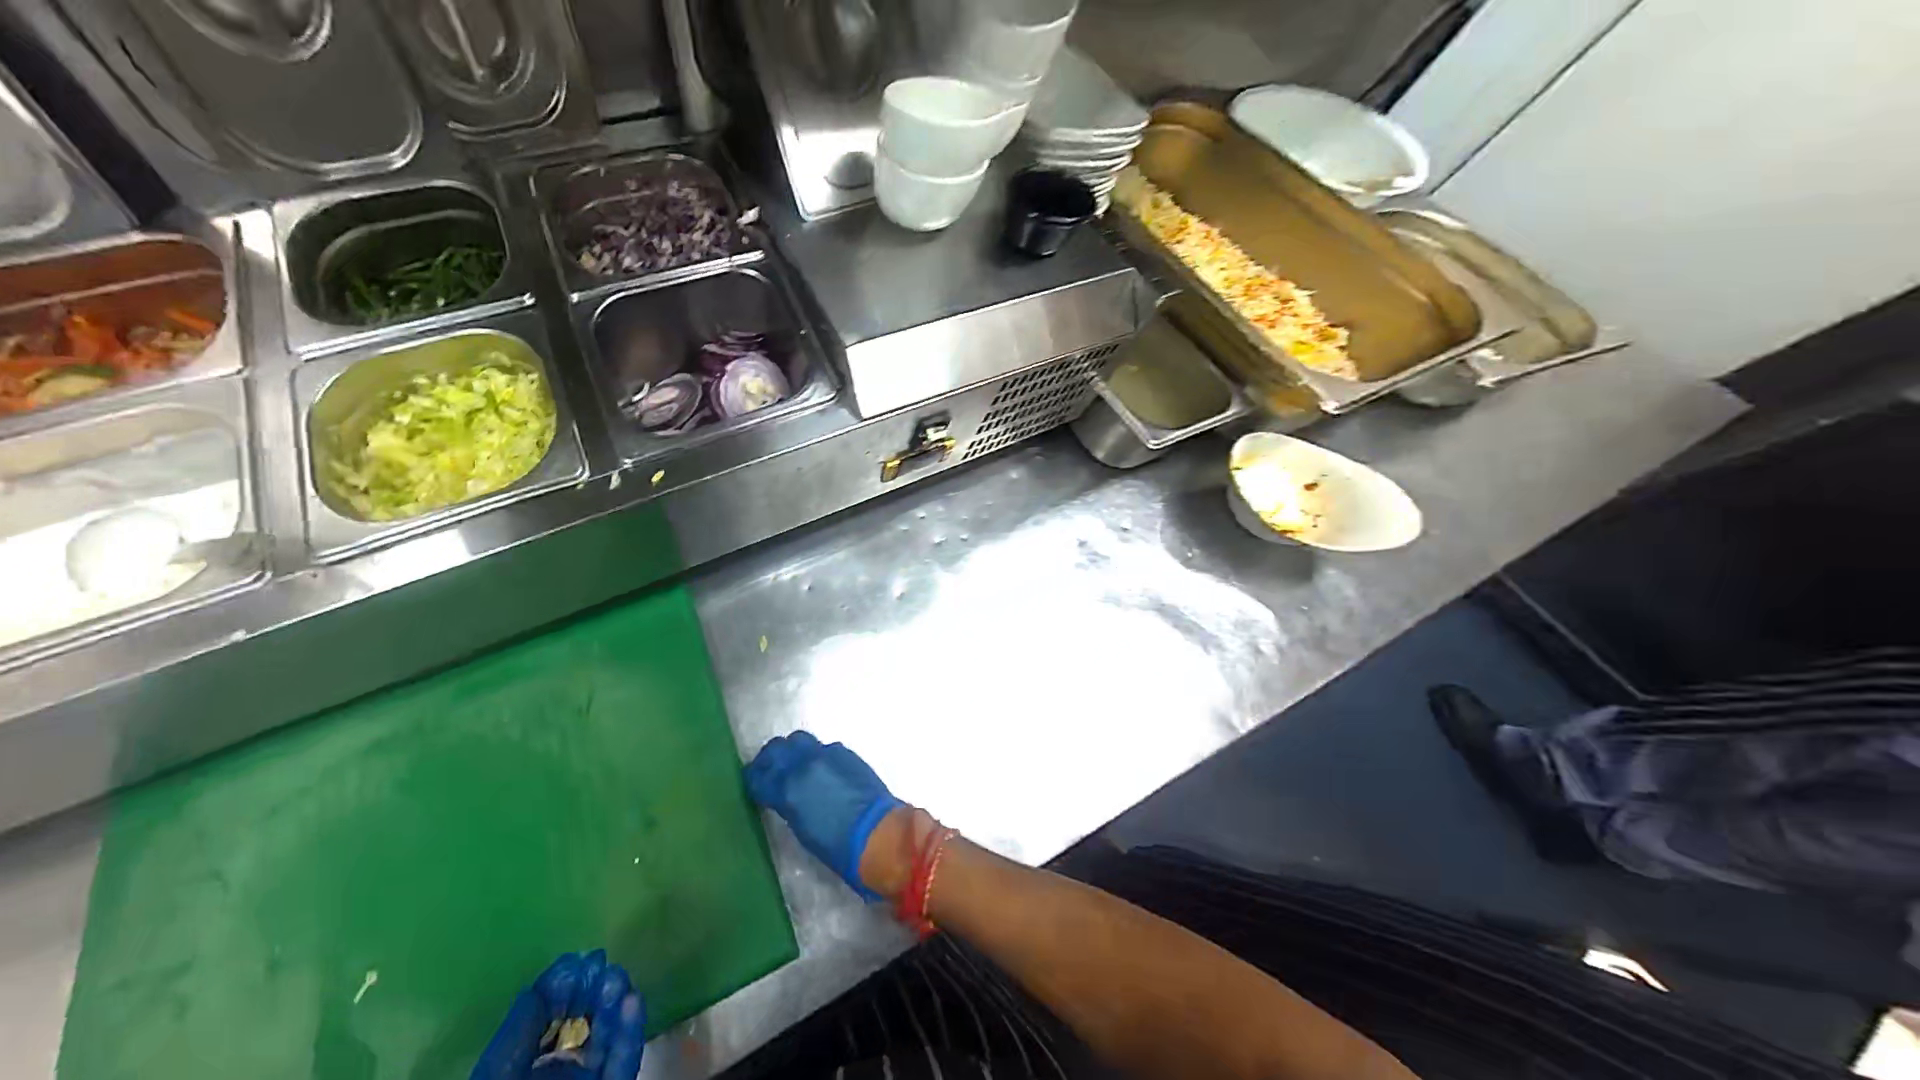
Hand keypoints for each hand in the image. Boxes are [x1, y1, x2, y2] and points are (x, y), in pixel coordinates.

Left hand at [471, 950, 645, 1079]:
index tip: (576, 960)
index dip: (560, 990)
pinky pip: (622, 1061)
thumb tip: (547, 980)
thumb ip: (520, 1031)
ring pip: (606, 1039)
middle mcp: (556, 1077)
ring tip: (617, 976)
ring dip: (614, 1004)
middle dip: (592, 992)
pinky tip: (633, 999)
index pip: (546, 1022)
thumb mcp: (497, 1073)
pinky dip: (631, 1030)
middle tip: (602, 963)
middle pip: (580, 1026)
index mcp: (520, 1072)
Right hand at [744, 731, 902, 899]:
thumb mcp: (800, 827)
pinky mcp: (847, 753)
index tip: (754, 783)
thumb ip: (787, 802)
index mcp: (787, 788)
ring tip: (796, 767)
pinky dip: (817, 755)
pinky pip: (824, 748)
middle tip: (770, 770)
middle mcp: (804, 764)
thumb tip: (783, 793)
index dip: (754, 779)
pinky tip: (822, 770)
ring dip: (794, 751)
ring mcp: (827, 754)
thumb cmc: (836, 846)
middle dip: (771, 758)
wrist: (878, 834)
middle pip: (777, 747)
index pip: (758, 775)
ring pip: (800, 741)